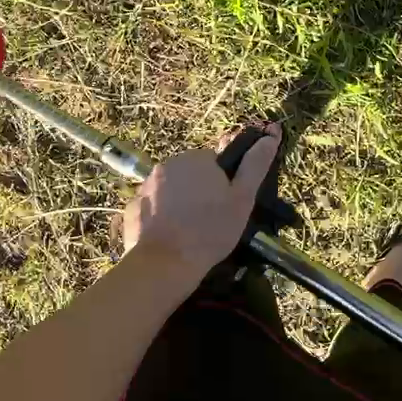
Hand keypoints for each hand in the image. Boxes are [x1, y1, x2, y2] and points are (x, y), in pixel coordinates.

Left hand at [121, 129, 277, 280]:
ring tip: (188, 232)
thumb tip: (270, 137)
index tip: (224, 207)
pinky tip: (169, 238)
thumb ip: (255, 165)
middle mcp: (167, 164)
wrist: (165, 263)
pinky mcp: (132, 207)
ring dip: (179, 204)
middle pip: (190, 174)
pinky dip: (160, 218)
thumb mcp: (242, 199)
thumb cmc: (210, 230)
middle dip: (199, 192)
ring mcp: (145, 185)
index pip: (213, 163)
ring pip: (170, 190)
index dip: (222, 184)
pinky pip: (152, 207)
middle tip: (209, 221)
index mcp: (195, 158)